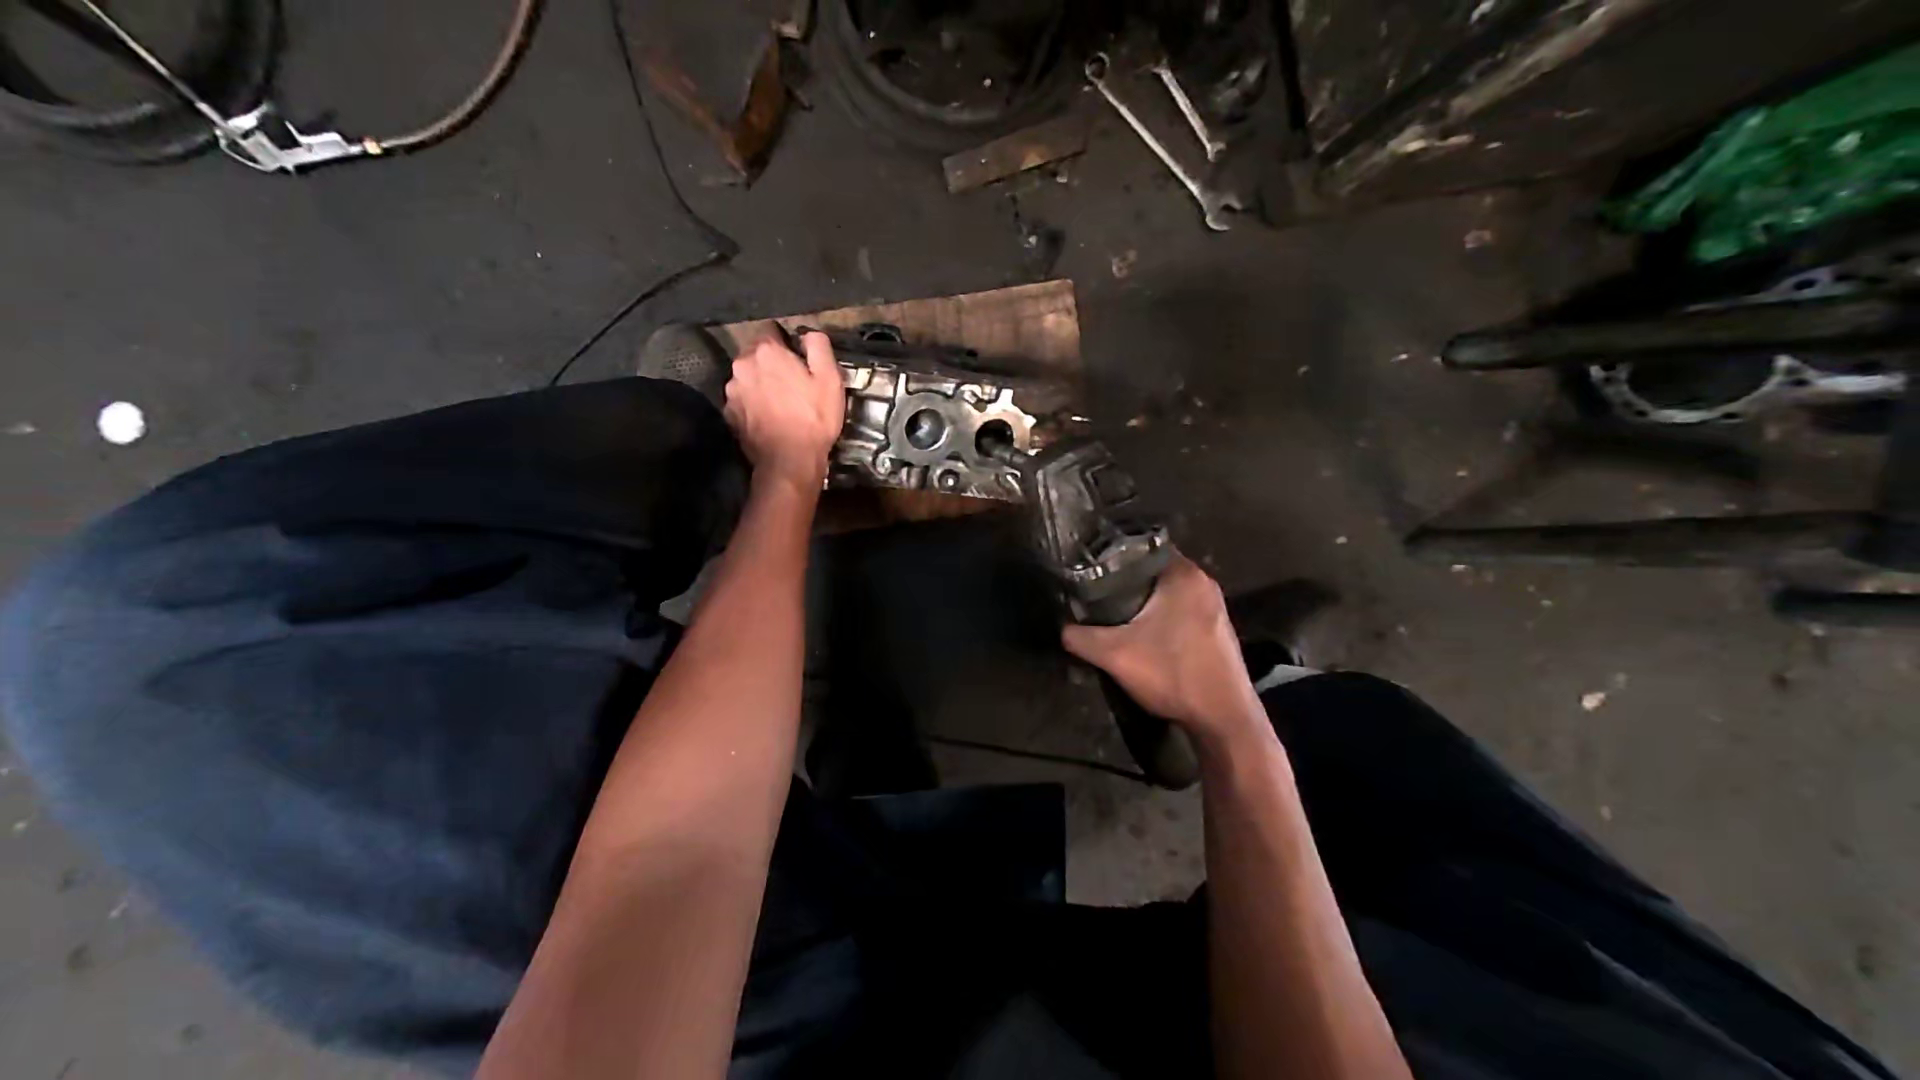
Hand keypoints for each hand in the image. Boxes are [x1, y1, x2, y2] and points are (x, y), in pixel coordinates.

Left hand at [723, 331, 845, 492]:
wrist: (790, 462)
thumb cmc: (813, 419)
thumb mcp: (830, 378)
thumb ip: (818, 345)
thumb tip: (808, 334)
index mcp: (766, 352)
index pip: (770, 328)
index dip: (786, 341)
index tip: (798, 358)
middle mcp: (742, 366)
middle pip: (756, 354)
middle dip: (772, 363)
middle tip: (793, 383)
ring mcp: (732, 391)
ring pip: (748, 377)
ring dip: (761, 383)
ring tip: (782, 403)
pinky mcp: (730, 414)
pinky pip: (743, 399)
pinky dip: (753, 404)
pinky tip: (770, 417)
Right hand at [1061, 553, 1264, 739]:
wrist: (1223, 719)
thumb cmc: (1173, 674)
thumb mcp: (1114, 655)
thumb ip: (1080, 637)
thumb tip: (1062, 628)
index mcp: (1183, 574)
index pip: (1139, 548)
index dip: (1111, 557)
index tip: (1088, 569)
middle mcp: (1203, 582)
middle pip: (1152, 571)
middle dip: (1123, 583)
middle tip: (1093, 595)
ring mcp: (1214, 607)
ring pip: (1166, 593)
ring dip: (1142, 603)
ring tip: (1112, 615)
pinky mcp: (1217, 629)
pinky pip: (1180, 611)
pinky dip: (1160, 618)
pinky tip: (1142, 636)